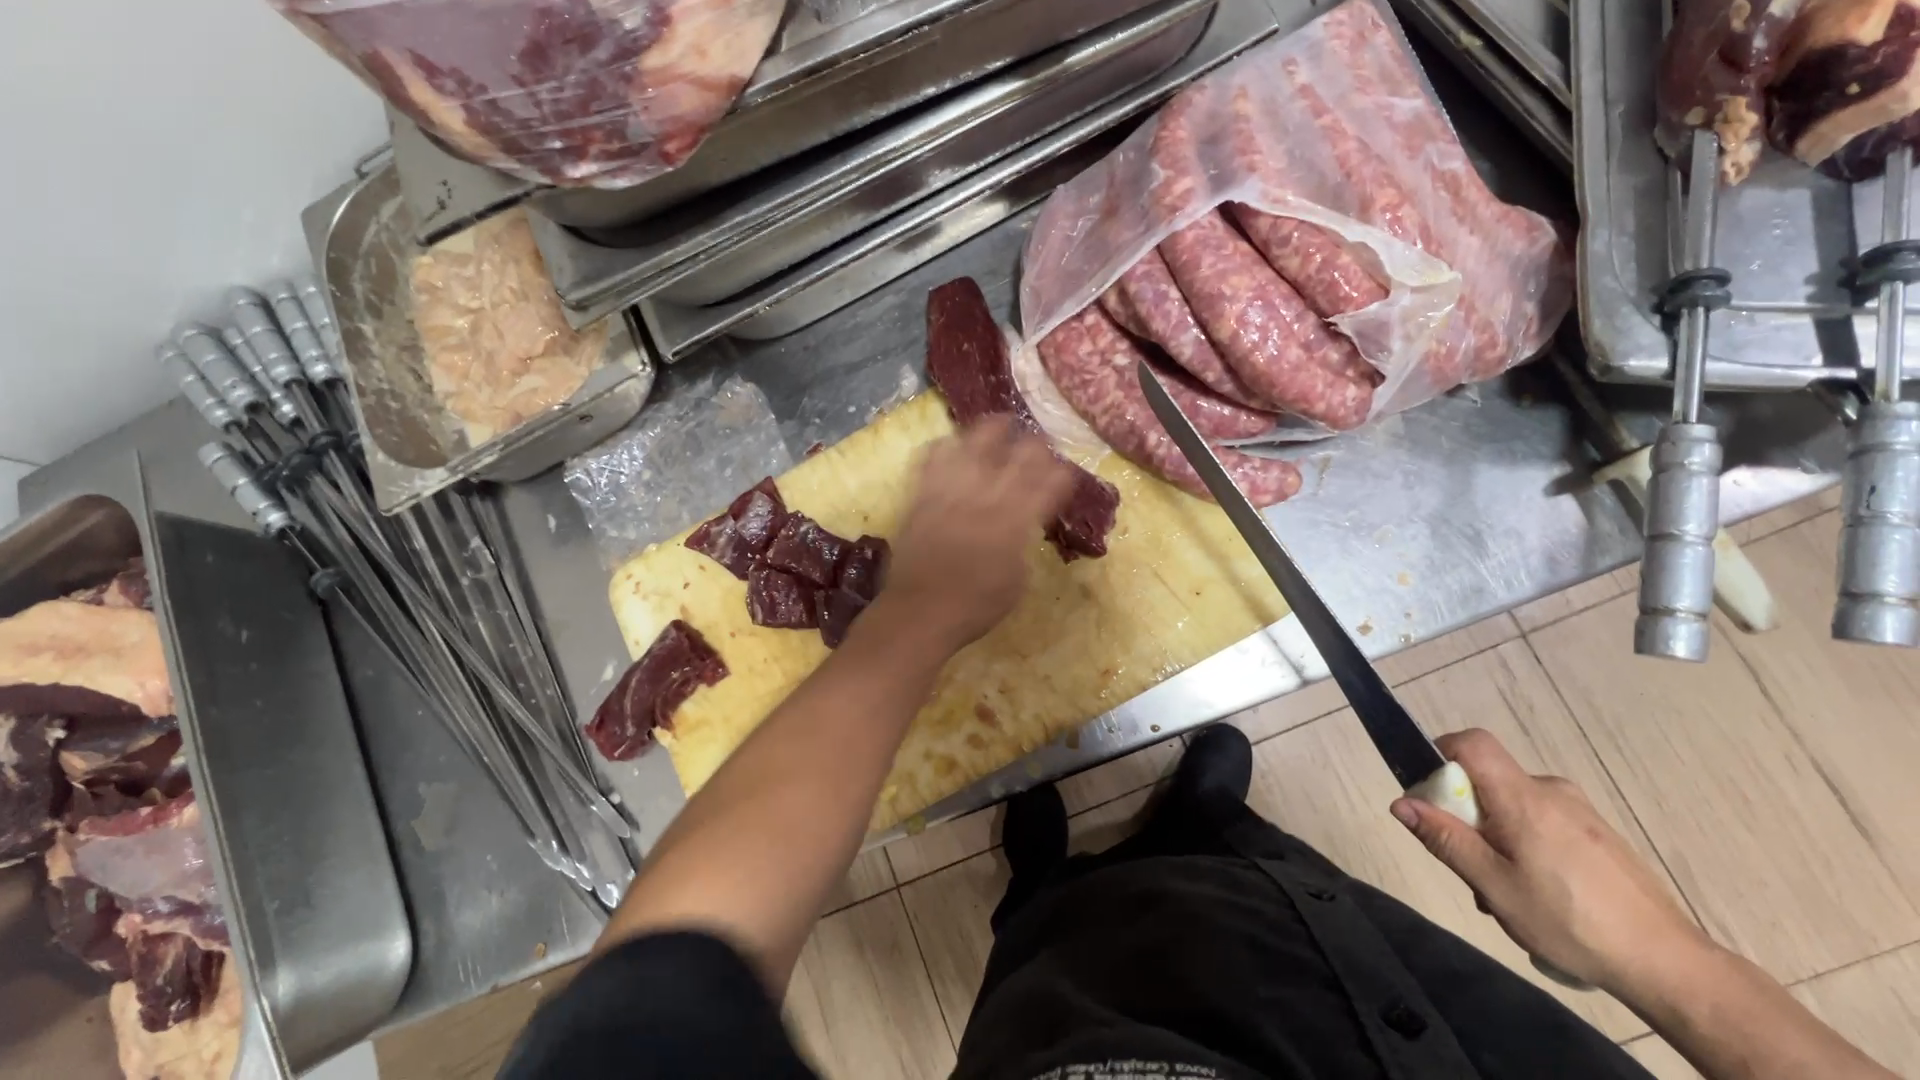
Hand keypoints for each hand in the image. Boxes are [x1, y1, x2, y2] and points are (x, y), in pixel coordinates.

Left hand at [880, 417, 1074, 650]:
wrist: (919, 612)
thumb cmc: (974, 607)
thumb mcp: (1017, 580)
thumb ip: (1024, 543)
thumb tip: (1026, 523)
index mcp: (1017, 522)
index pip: (1050, 483)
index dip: (1062, 473)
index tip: (1065, 471)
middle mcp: (987, 498)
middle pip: (1019, 454)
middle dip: (1035, 446)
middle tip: (1039, 444)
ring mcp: (952, 492)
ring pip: (974, 444)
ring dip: (992, 430)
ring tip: (1000, 424)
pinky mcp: (922, 494)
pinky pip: (932, 458)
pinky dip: (945, 446)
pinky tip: (952, 444)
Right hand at [1390, 729, 1707, 993]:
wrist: (1666, 961)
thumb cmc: (1569, 922)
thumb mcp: (1494, 886)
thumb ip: (1446, 840)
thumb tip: (1401, 803)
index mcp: (1524, 798)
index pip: (1472, 743)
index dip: (1439, 754)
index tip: (1429, 796)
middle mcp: (1552, 791)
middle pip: (1488, 780)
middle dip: (1466, 817)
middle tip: (1471, 870)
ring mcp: (1580, 812)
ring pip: (1514, 807)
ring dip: (1496, 839)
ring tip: (1506, 894)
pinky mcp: (1597, 834)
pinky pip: (1542, 823)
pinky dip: (1525, 847)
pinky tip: (1539, 896)